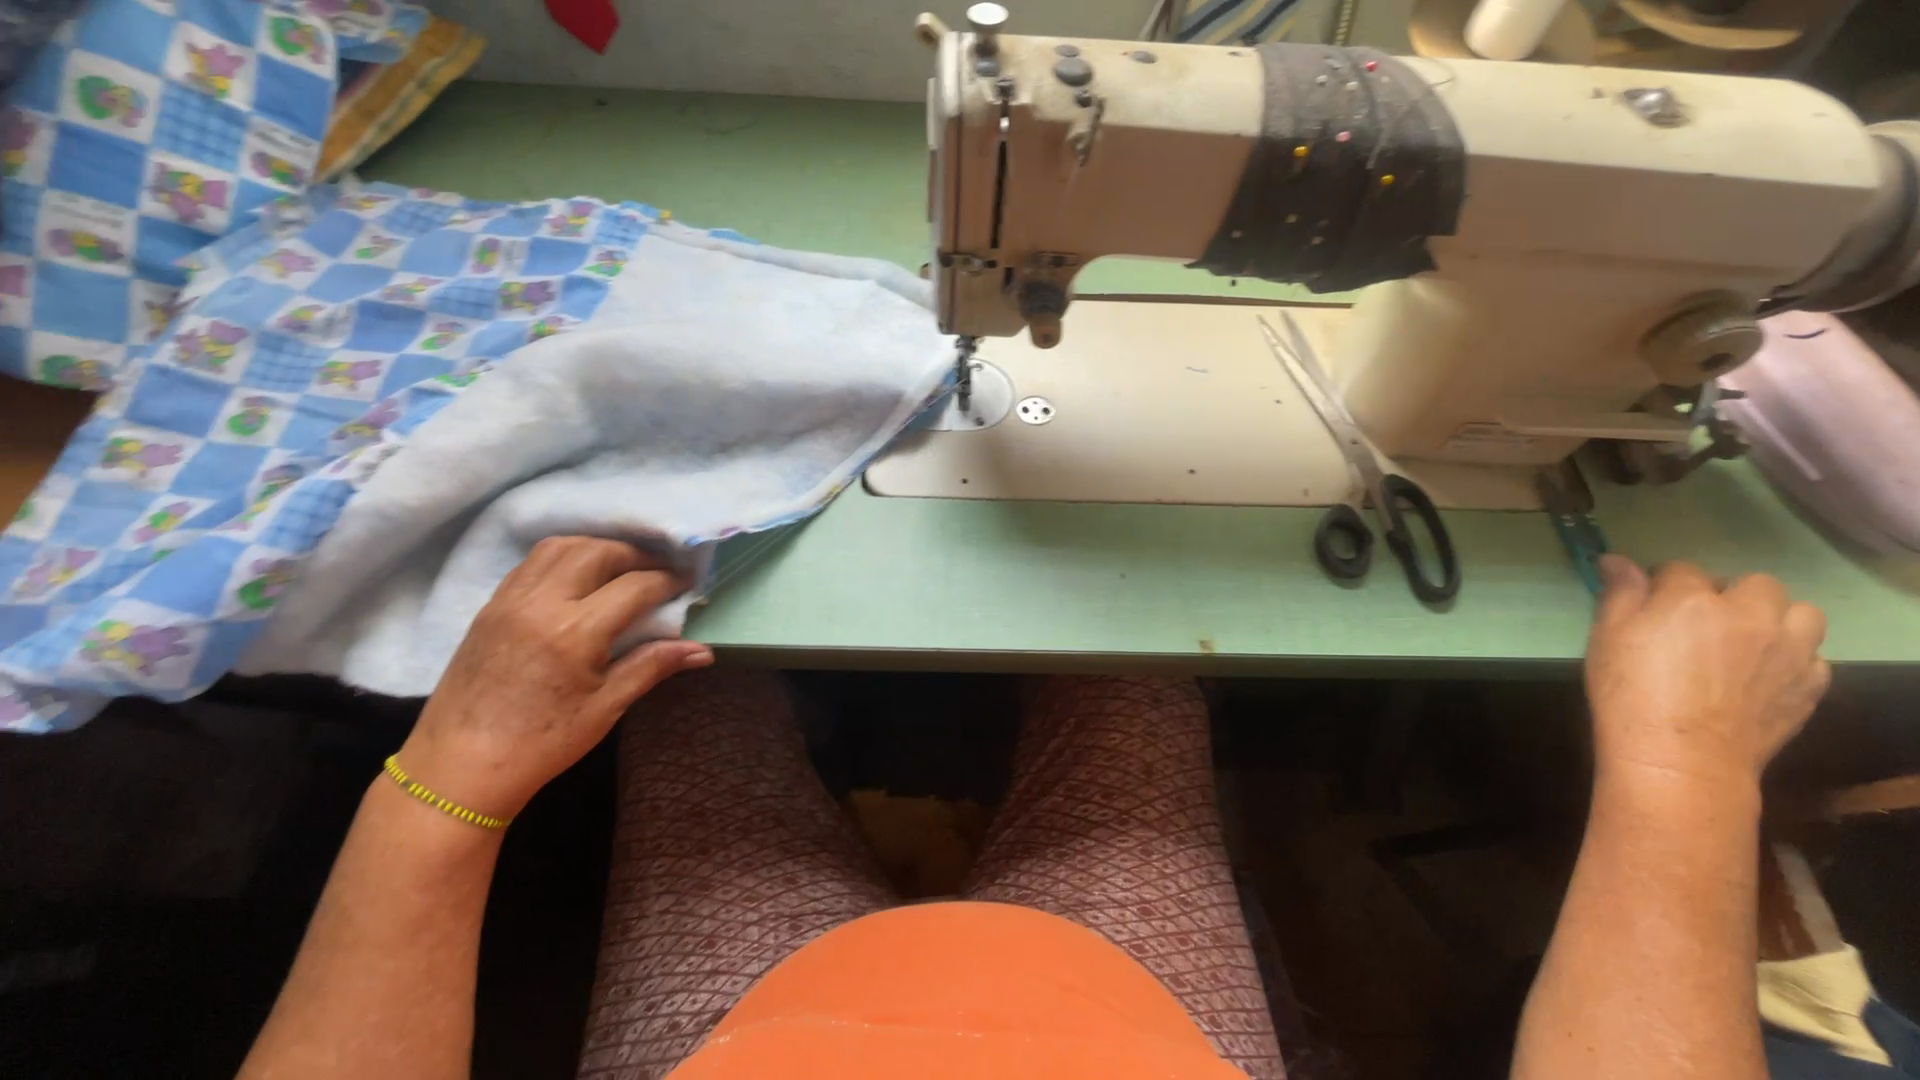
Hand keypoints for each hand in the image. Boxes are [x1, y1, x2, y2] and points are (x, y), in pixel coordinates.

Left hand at [396, 536, 712, 819]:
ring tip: (620, 567)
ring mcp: (510, 600)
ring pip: (561, 547)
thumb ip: (652, 666)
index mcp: (574, 632)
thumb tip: (703, 651)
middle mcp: (541, 603)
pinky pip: (532, 563)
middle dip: (635, 555)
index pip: (635, 586)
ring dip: (597, 548)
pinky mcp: (490, 606)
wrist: (459, 767)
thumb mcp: (605, 708)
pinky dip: (563, 558)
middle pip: (598, 552)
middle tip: (658, 571)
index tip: (688, 584)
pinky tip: (578, 578)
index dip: (668, 580)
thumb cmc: (541, 743)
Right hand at [1584, 556, 1829, 792]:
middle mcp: (1751, 614)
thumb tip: (1616, 560)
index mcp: (1693, 599)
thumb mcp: (1606, 638)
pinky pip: (1812, 656)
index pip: (1681, 570)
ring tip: (1747, 642)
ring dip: (1776, 619)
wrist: (1680, 757)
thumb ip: (1619, 594)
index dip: (1662, 584)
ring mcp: (1790, 650)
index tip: (1649, 605)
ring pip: (1800, 613)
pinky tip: (1761, 675)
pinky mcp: (1811, 684)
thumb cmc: (1629, 693)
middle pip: (1754, 584)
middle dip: (1730, 595)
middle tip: (1701, 623)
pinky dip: (1791, 658)